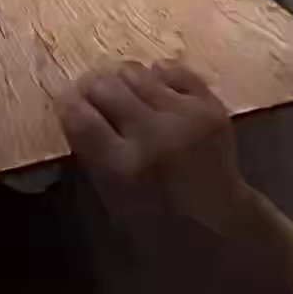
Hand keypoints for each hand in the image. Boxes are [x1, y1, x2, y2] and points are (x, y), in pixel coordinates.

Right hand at [56, 59, 254, 241]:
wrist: (226, 225)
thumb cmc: (159, 223)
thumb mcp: (114, 198)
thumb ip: (92, 150)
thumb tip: (70, 101)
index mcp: (126, 170)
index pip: (79, 116)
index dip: (66, 102)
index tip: (66, 101)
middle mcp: (155, 137)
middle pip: (103, 85)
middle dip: (91, 87)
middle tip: (93, 97)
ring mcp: (186, 117)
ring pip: (133, 70)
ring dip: (122, 81)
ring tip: (126, 97)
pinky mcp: (209, 104)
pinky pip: (168, 68)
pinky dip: (155, 77)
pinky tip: (156, 95)